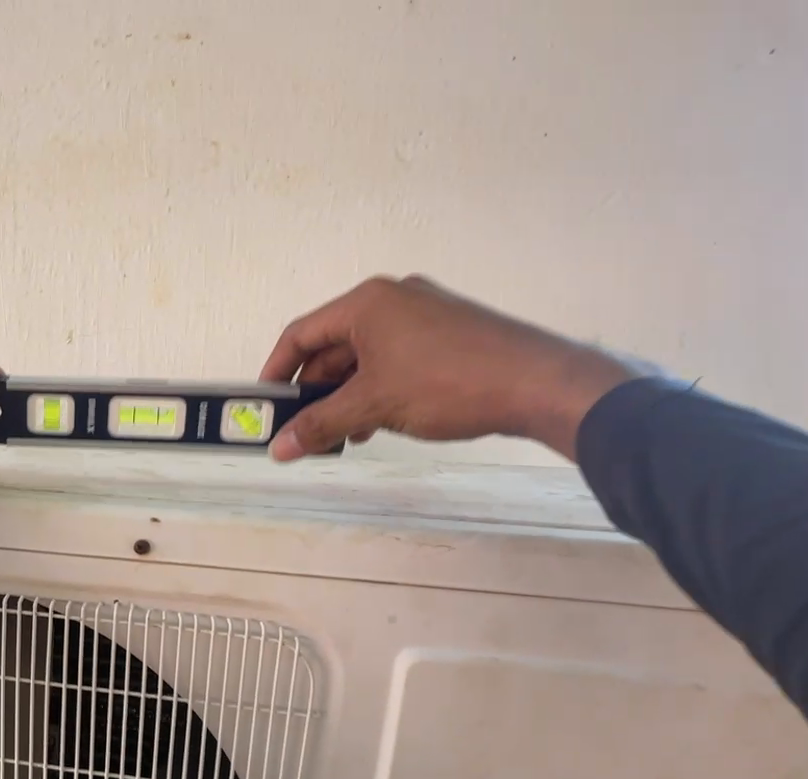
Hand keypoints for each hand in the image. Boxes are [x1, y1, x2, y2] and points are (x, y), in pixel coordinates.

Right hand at [261, 276, 646, 461]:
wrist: (542, 384)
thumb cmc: (448, 383)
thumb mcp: (373, 405)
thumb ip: (320, 424)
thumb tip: (279, 449)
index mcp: (367, 303)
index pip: (300, 334)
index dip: (276, 371)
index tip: (264, 405)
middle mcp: (393, 300)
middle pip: (332, 348)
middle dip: (315, 392)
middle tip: (305, 429)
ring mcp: (424, 314)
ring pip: (364, 358)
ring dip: (346, 397)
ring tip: (344, 435)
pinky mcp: (448, 334)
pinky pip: (393, 360)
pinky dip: (376, 390)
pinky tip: (378, 422)